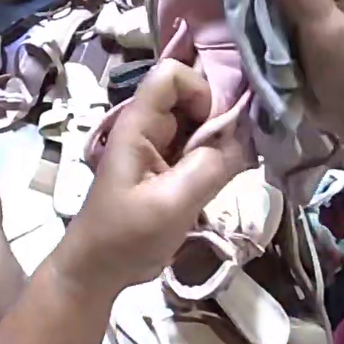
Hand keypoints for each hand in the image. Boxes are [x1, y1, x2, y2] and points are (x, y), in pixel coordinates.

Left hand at [52, 60, 246, 297]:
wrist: (99, 270)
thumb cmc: (125, 236)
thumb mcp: (169, 205)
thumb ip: (208, 169)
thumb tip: (243, 141)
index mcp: (139, 123)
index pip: (171, 74)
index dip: (199, 90)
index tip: (214, 127)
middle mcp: (150, 124)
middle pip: (192, 94)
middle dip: (217, 117)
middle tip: (230, 153)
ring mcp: (161, 143)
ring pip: (201, 119)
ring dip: (219, 139)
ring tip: (228, 169)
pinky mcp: (171, 163)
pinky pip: (201, 143)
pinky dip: (217, 154)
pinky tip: (223, 176)